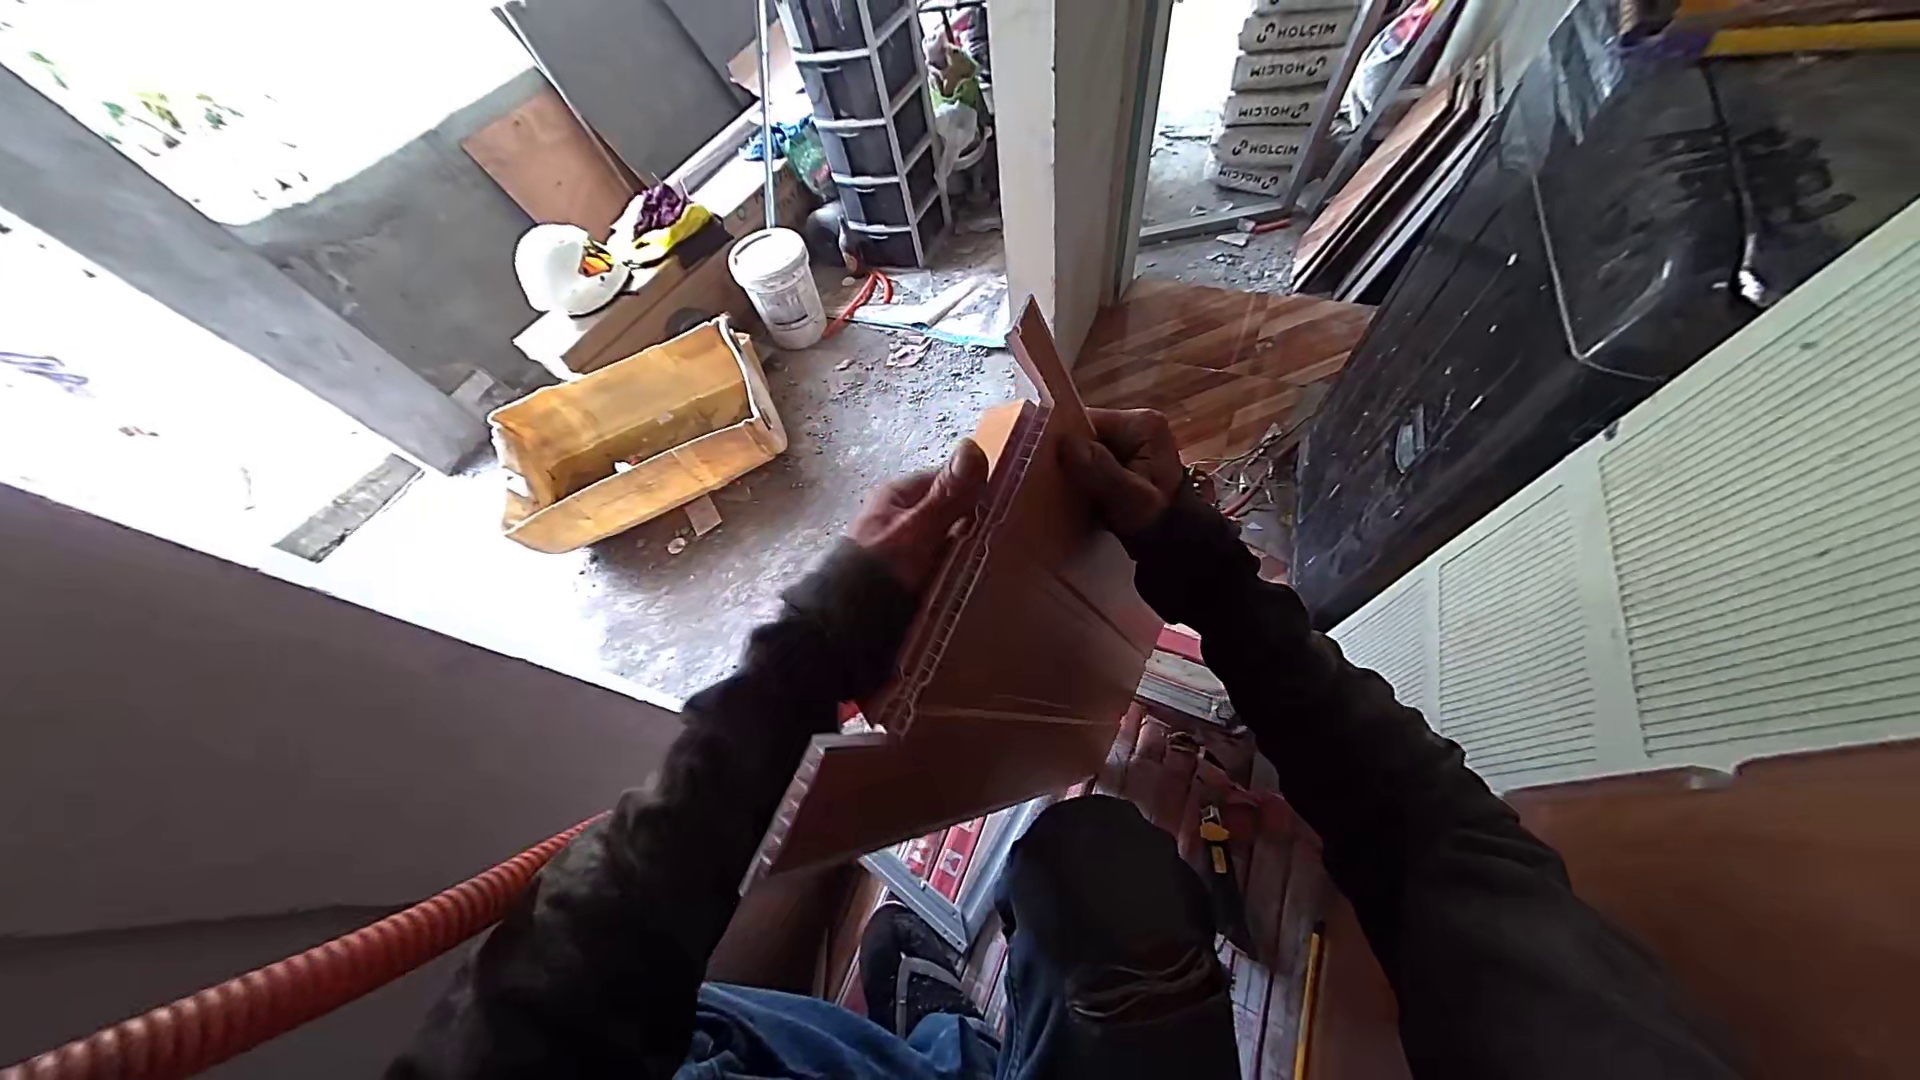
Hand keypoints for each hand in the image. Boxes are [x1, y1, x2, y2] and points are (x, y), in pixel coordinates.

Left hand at [849, 439, 989, 591]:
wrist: (846, 624)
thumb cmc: (879, 571)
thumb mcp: (918, 528)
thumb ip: (947, 495)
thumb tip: (972, 446)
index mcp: (898, 496)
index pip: (947, 481)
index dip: (975, 492)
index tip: (1003, 508)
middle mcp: (900, 518)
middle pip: (948, 514)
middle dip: (973, 528)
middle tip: (1001, 542)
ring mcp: (903, 550)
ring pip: (946, 544)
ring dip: (966, 555)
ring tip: (993, 566)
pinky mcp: (906, 579)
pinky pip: (940, 570)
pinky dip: (954, 576)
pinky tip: (971, 586)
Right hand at [1061, 408, 1182, 535]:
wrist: (1173, 543)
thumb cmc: (1155, 521)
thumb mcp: (1129, 497)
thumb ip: (1100, 469)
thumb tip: (1066, 443)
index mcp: (1143, 424)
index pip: (1088, 420)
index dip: (1064, 440)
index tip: (1046, 463)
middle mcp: (1137, 425)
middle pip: (1085, 433)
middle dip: (1068, 456)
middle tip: (1051, 480)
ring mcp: (1130, 441)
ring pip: (1085, 448)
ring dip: (1073, 468)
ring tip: (1062, 488)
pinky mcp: (1122, 459)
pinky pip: (1091, 460)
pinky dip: (1081, 476)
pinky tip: (1075, 492)